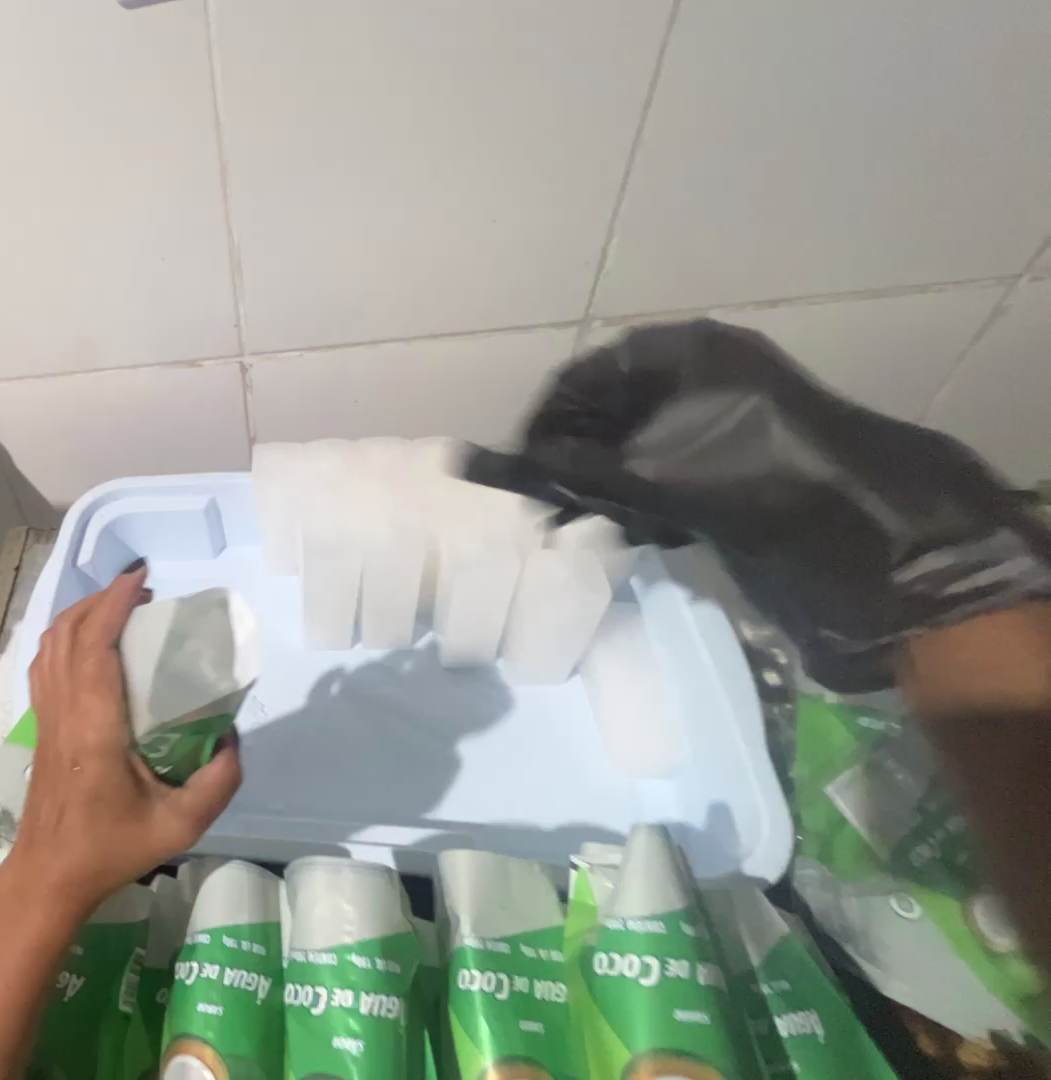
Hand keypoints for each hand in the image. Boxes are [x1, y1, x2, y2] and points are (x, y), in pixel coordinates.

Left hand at [4, 562, 241, 916]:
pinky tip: (89, 645)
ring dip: (81, 615)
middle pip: (68, 632)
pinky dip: (64, 637)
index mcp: (94, 724)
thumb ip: (219, 782)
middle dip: (101, 600)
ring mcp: (45, 714)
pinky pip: (45, 663)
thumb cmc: (111, 848)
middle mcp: (64, 708)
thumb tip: (232, 737)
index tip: (141, 579)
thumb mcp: (180, 825)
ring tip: (117, 610)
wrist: (50, 873)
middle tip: (141, 594)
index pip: (95, 644)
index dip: (114, 603)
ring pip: (50, 644)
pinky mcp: (40, 723)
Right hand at [494, 319, 1050, 690]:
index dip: (540, 425)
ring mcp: (727, 405)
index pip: (578, 378)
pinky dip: (642, 490)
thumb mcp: (640, 472)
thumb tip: (469, 460)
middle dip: (570, 456)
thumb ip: (555, 466)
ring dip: (602, 479)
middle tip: (548, 501)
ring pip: (635, 436)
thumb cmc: (749, 481)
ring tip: (582, 519)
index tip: (520, 472)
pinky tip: (631, 524)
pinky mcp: (743, 445)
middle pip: (605, 407)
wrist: (874, 529)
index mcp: (679, 352)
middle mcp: (701, 366)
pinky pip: (670, 459)